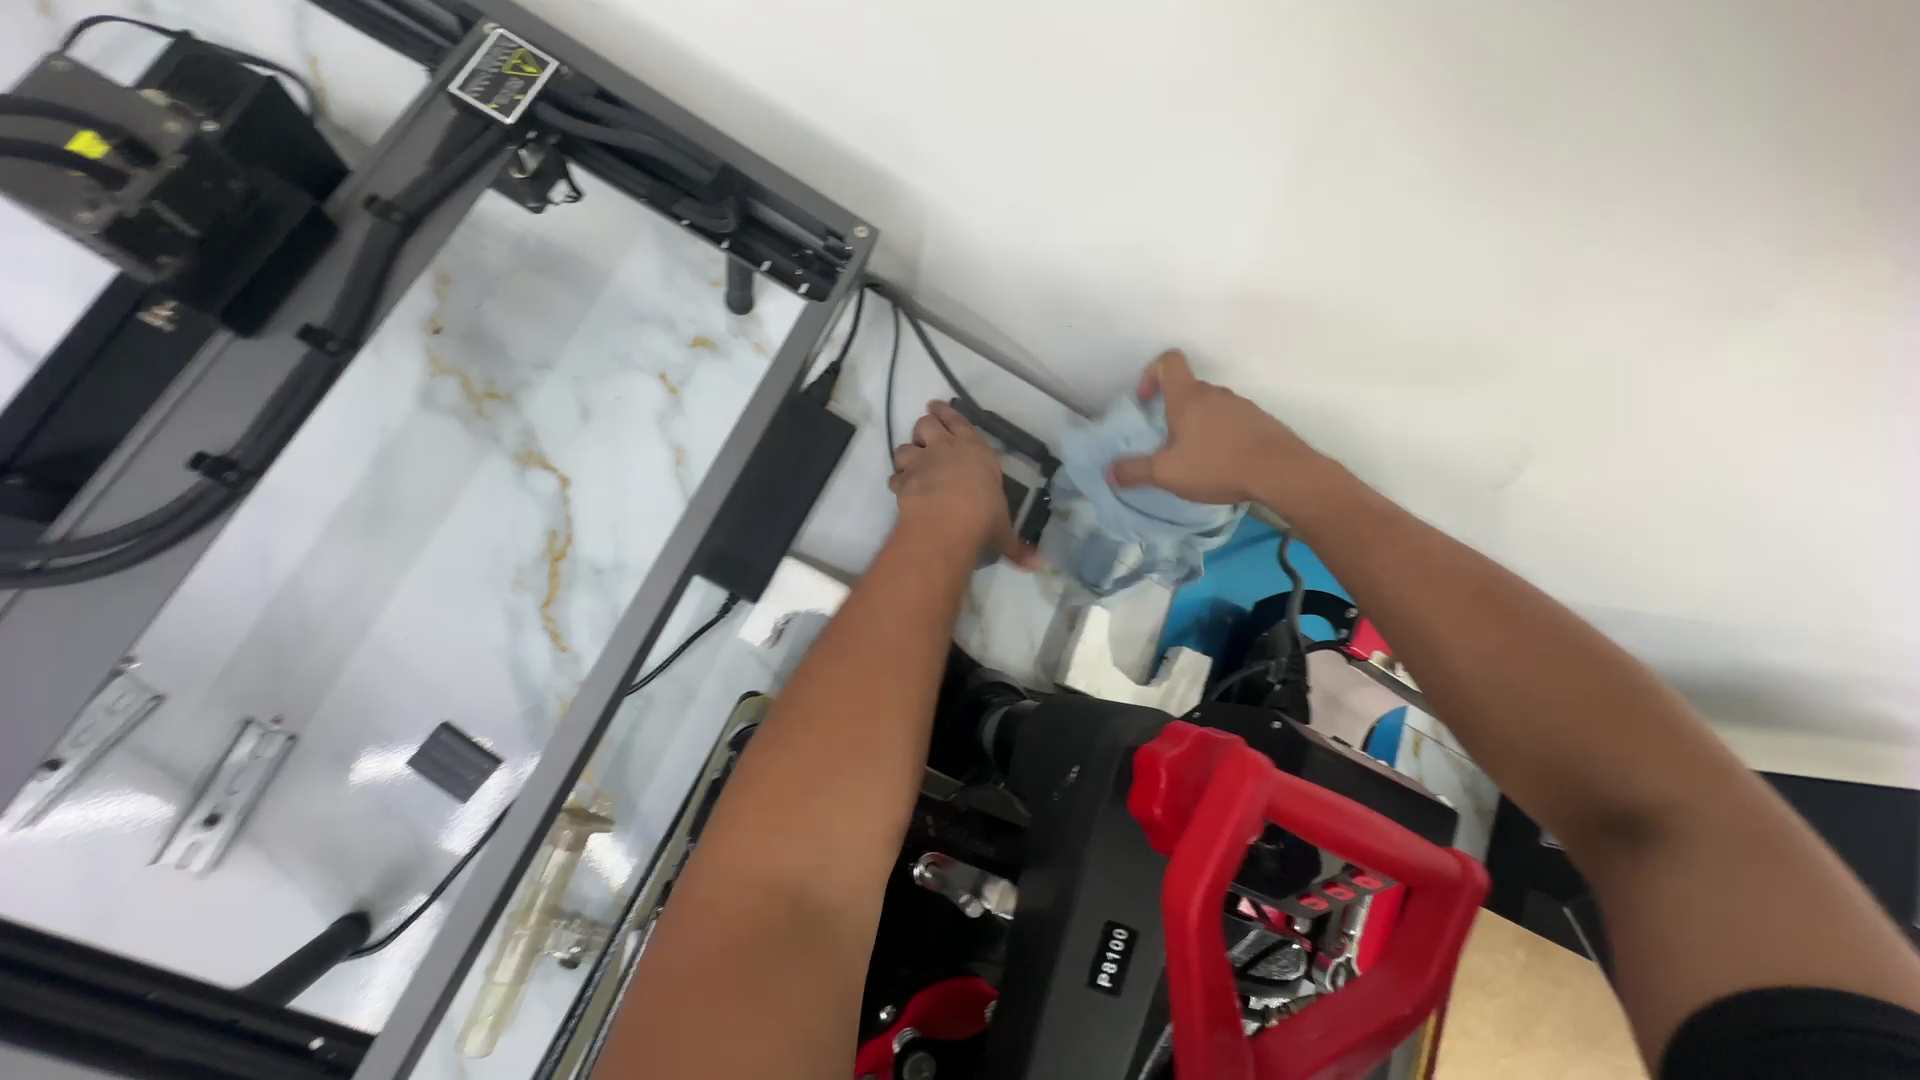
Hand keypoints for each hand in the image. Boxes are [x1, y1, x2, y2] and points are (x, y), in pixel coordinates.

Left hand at [891, 401, 1040, 568]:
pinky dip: (897, 482)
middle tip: (925, 438)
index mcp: (976, 451)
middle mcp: (946, 449)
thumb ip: (1016, 546)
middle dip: (924, 430)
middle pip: (926, 425)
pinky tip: (900, 489)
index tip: (936, 406)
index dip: (947, 413)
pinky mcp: (903, 481)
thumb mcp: (1003, 531)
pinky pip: (894, 477)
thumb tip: (1038, 565)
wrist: (948, 521)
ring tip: (910, 464)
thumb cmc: (984, 517)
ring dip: (907, 454)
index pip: (959, 422)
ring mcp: (921, 463)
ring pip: (904, 446)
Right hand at [1107, 350, 1324, 507]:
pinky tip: (1221, 464)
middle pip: (1188, 390)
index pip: (1168, 362)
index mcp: (1188, 398)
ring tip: (1195, 459)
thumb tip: (1109, 472)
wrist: (1280, 472)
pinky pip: (1232, 422)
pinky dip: (1221, 437)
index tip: (1146, 401)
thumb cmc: (1217, 465)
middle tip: (1167, 442)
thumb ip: (1134, 471)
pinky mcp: (1260, 422)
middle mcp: (1215, 394)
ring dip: (1198, 426)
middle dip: (1172, 412)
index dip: (1151, 374)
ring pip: (1211, 408)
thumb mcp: (1167, 473)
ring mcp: (1241, 406)